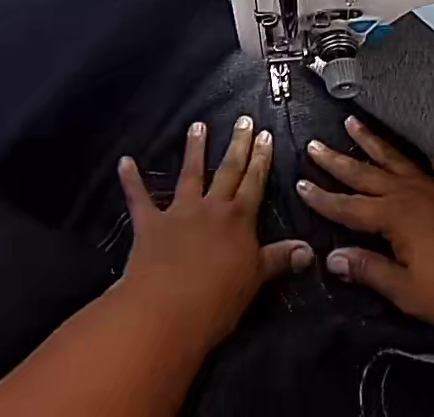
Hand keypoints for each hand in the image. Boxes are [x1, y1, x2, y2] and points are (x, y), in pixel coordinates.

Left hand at [116, 116, 313, 354]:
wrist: (166, 312)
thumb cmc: (217, 299)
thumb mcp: (255, 279)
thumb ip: (279, 259)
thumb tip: (309, 249)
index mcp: (239, 219)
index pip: (254, 182)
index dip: (261, 159)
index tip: (266, 135)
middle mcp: (212, 208)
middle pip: (228, 170)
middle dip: (238, 145)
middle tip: (243, 120)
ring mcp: (180, 213)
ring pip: (190, 174)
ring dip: (194, 149)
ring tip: (198, 125)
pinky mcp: (150, 225)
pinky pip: (139, 199)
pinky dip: (131, 181)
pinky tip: (125, 162)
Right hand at [297, 116, 433, 353]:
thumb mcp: (406, 291)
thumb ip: (368, 269)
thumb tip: (332, 258)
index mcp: (395, 216)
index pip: (348, 207)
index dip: (322, 198)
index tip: (299, 184)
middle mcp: (412, 193)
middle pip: (366, 174)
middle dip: (337, 161)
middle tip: (313, 145)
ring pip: (395, 159)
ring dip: (372, 141)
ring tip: (352, 122)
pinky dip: (423, 150)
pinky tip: (417, 140)